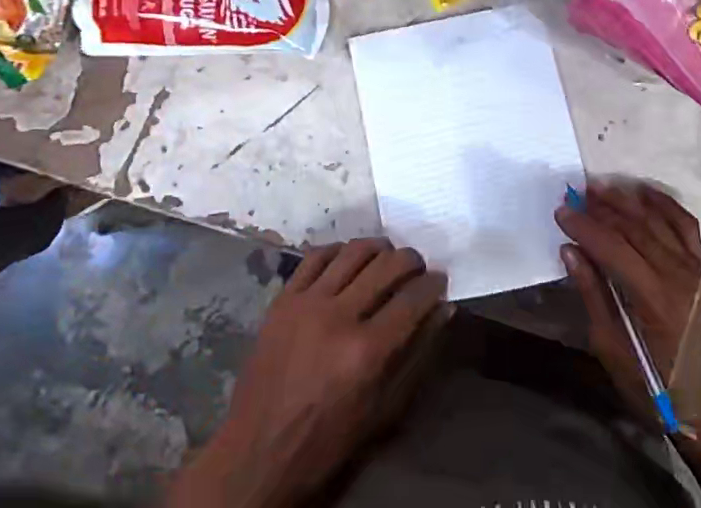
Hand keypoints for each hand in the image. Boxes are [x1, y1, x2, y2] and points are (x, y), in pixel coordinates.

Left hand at [164, 239, 448, 507]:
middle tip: (418, 268)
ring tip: (387, 258)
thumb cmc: (327, 439)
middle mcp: (338, 317)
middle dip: (412, 261)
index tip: (440, 281)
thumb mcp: (383, 409)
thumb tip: (443, 309)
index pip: (413, 298)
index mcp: (366, 351)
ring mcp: (306, 304)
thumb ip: (417, 354)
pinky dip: (339, 251)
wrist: (257, 453)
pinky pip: (315, 257)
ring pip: (353, 251)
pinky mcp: (282, 301)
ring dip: (379, 249)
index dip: (434, 285)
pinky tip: (349, 259)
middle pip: (387, 265)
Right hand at [554, 182, 700, 427]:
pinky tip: (640, 191)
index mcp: (655, 300)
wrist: (699, 396)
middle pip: (635, 229)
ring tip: (598, 187)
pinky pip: (683, 223)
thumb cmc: (650, 381)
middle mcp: (679, 276)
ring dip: (625, 200)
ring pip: (656, 220)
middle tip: (574, 194)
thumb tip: (571, 250)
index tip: (561, 211)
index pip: (614, 249)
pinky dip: (662, 203)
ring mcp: (695, 267)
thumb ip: (592, 293)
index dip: (586, 228)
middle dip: (601, 209)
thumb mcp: (609, 345)